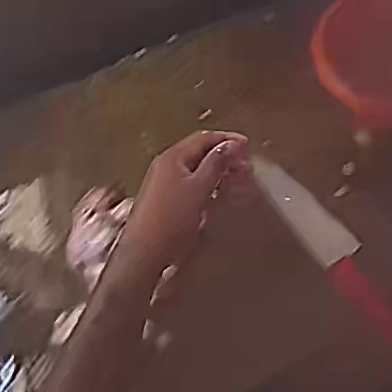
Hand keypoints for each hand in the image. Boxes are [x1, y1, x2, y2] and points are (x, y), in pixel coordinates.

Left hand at [111, 131, 247, 291]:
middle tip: (244, 165)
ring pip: (196, 169)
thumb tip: (230, 144)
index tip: (246, 146)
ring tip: (235, 179)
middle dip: (224, 156)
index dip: (227, 139)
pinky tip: (217, 193)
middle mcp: (166, 166)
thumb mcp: (199, 188)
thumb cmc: (170, 220)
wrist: (145, 253)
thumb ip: (216, 163)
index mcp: (173, 157)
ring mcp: (164, 183)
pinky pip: (191, 183)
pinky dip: (208, 184)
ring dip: (218, 171)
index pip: (204, 138)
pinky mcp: (165, 200)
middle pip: (199, 152)